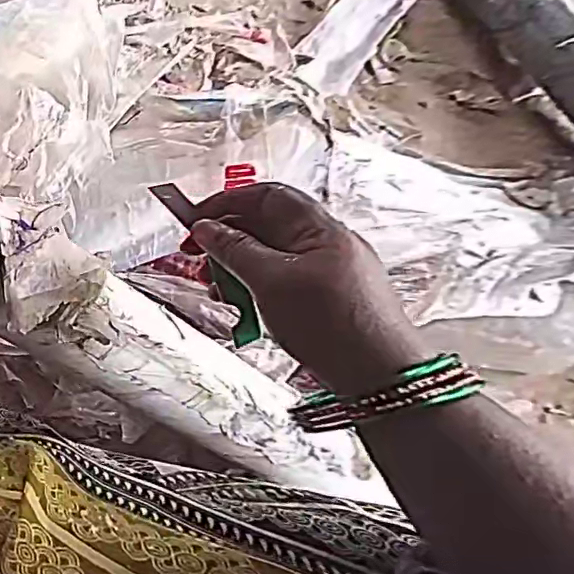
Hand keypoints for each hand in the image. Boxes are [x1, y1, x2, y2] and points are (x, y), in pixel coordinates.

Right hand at [187, 183, 428, 395]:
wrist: (379, 376)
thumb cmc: (331, 323)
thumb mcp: (270, 281)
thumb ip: (233, 249)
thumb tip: (203, 227)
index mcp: (320, 231)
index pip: (267, 196)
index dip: (226, 202)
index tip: (194, 220)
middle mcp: (323, 244)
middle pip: (262, 225)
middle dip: (222, 237)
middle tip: (194, 255)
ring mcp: (323, 269)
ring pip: (264, 252)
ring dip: (232, 264)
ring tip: (216, 285)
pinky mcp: (318, 293)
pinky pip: (274, 276)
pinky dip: (249, 283)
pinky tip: (238, 300)